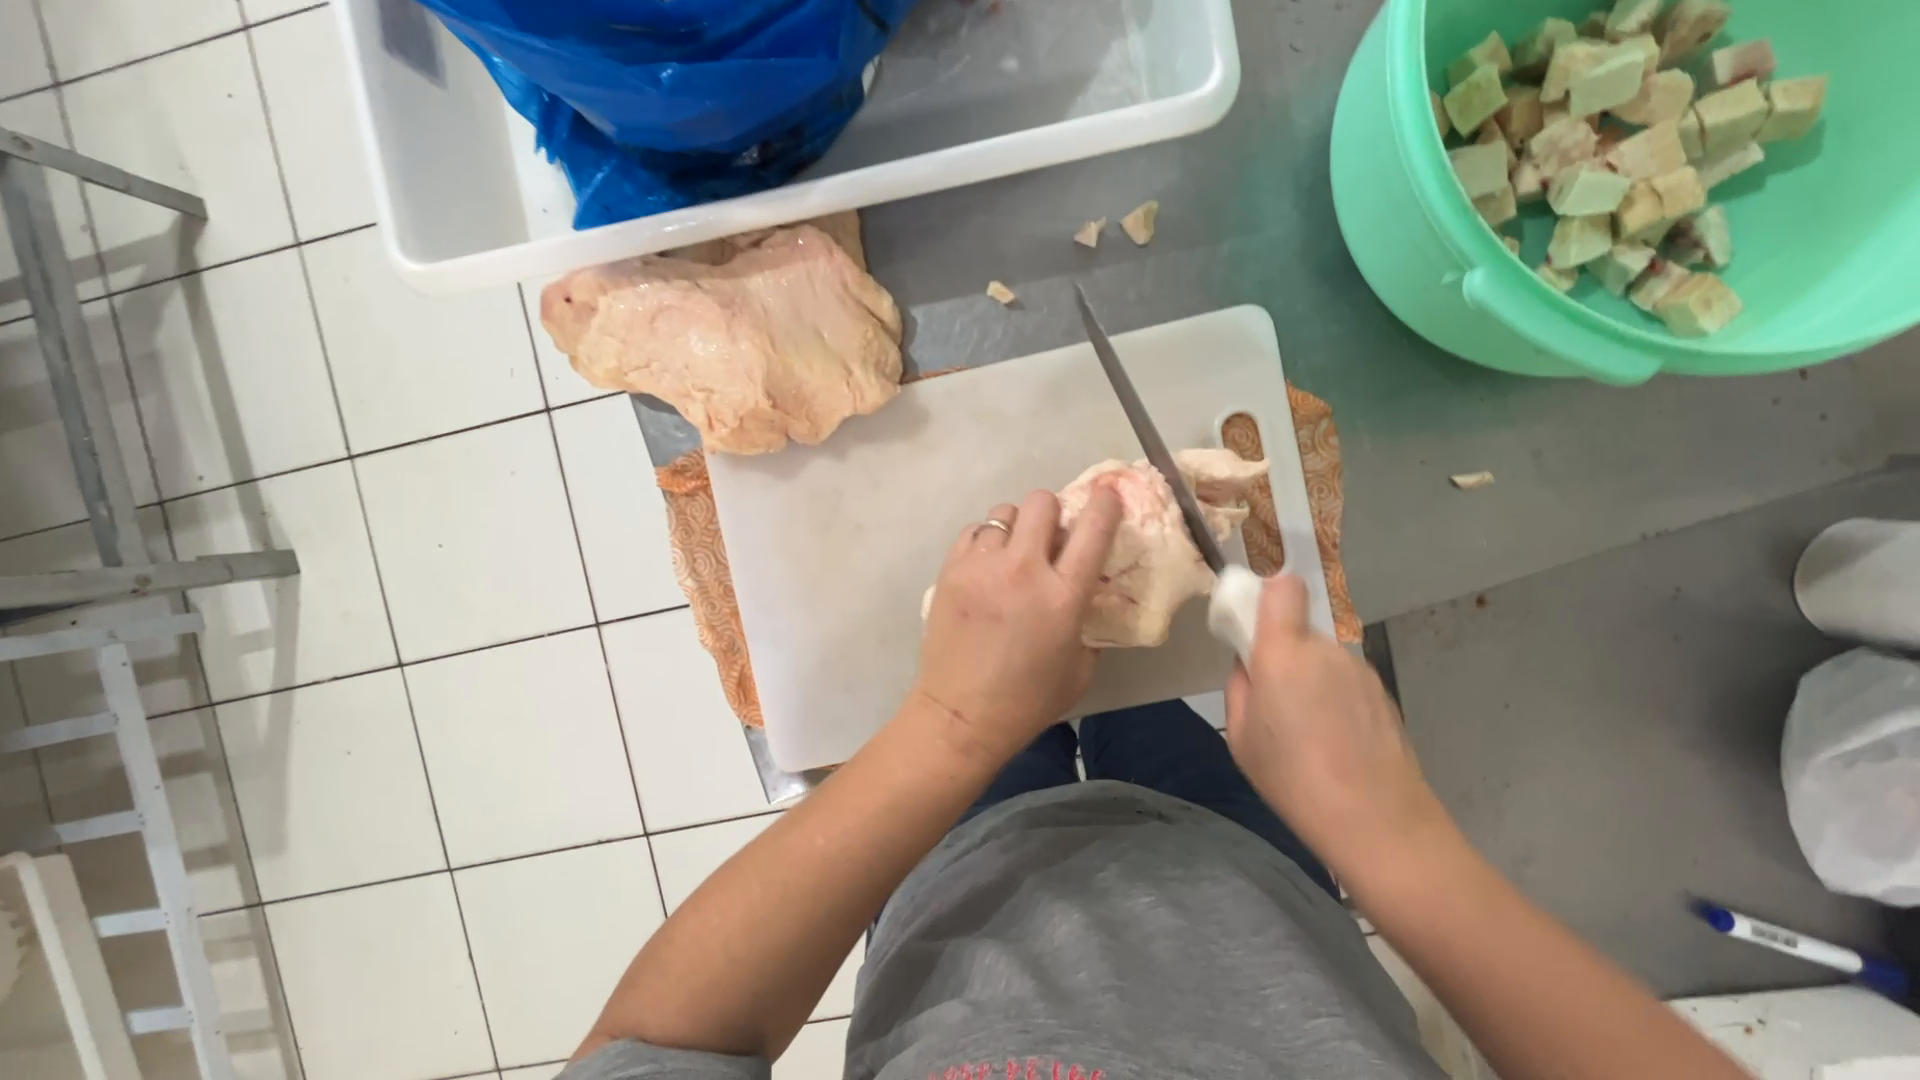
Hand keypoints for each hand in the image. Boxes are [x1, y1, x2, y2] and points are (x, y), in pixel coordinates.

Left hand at [913, 487, 1122, 766]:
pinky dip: (985, 542)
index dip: (1105, 504)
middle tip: (1050, 537)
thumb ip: (1087, 621)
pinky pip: (973, 532)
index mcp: (1063, 595)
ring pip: (1003, 513)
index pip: (1093, 527)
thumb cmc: (1028, 701)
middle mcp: (1024, 570)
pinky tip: (987, 567)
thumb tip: (1087, 593)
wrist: (960, 716)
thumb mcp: (1081, 666)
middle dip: (1052, 512)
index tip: (1107, 497)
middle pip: (1041, 502)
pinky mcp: (950, 571)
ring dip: (1016, 528)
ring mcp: (982, 567)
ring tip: (1013, 554)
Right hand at [1225, 575, 1456, 876]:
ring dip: (1312, 683)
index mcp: (1283, 653)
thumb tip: (1251, 666)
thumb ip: (1241, 687)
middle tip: (1276, 706)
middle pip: (1298, 633)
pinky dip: (1337, 703)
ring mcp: (1360, 671)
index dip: (1267, 596)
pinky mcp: (1382, 694)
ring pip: (1323, 661)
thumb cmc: (1293, 778)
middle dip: (1283, 657)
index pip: (1282, 589)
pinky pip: (1346, 684)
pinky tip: (1337, 746)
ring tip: (1310, 736)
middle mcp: (1325, 650)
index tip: (1253, 627)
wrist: (1376, 820)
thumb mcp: (1241, 737)